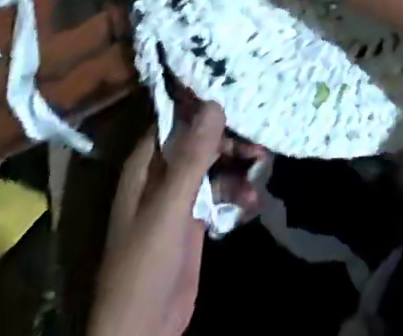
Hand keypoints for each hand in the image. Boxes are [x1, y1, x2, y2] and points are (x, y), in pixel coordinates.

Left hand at [91, 101, 253, 335]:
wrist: (140, 329)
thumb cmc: (145, 262)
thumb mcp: (170, 206)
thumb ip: (192, 157)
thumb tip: (214, 103)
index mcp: (146, 165)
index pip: (175, 119)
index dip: (202, 104)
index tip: (236, 89)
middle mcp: (162, 175)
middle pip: (199, 141)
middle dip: (228, 138)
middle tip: (259, 140)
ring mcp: (179, 199)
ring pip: (212, 167)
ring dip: (237, 165)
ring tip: (263, 168)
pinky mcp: (194, 222)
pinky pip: (219, 194)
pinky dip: (236, 192)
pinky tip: (254, 199)